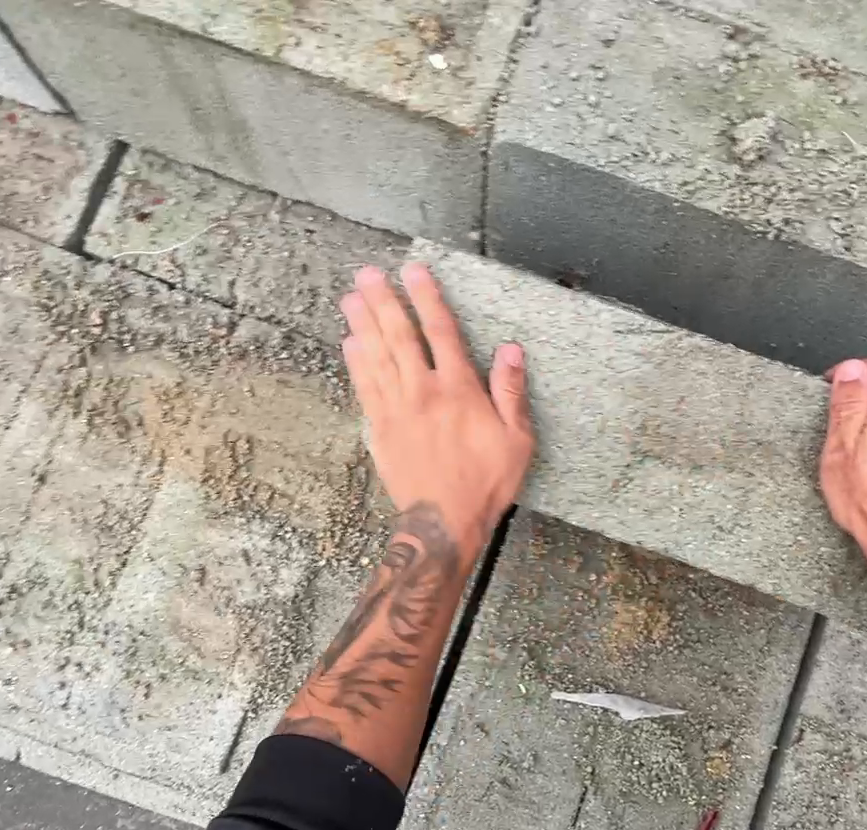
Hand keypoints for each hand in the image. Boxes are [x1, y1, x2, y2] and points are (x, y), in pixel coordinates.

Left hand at [339, 263, 534, 561]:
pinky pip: (365, 388)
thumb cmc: (486, 482)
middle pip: (400, 337)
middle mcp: (424, 392)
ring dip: (363, 324)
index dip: (428, 298)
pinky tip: (349, 343)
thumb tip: (511, 350)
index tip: (414, 271)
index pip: (441, 332)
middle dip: (384, 301)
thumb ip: (510, 392)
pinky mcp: (381, 430)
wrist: (444, 521)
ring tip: (351, 297)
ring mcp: (398, 410)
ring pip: (377, 357)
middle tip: (368, 273)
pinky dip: (356, 364)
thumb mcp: (516, 440)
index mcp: (459, 390)